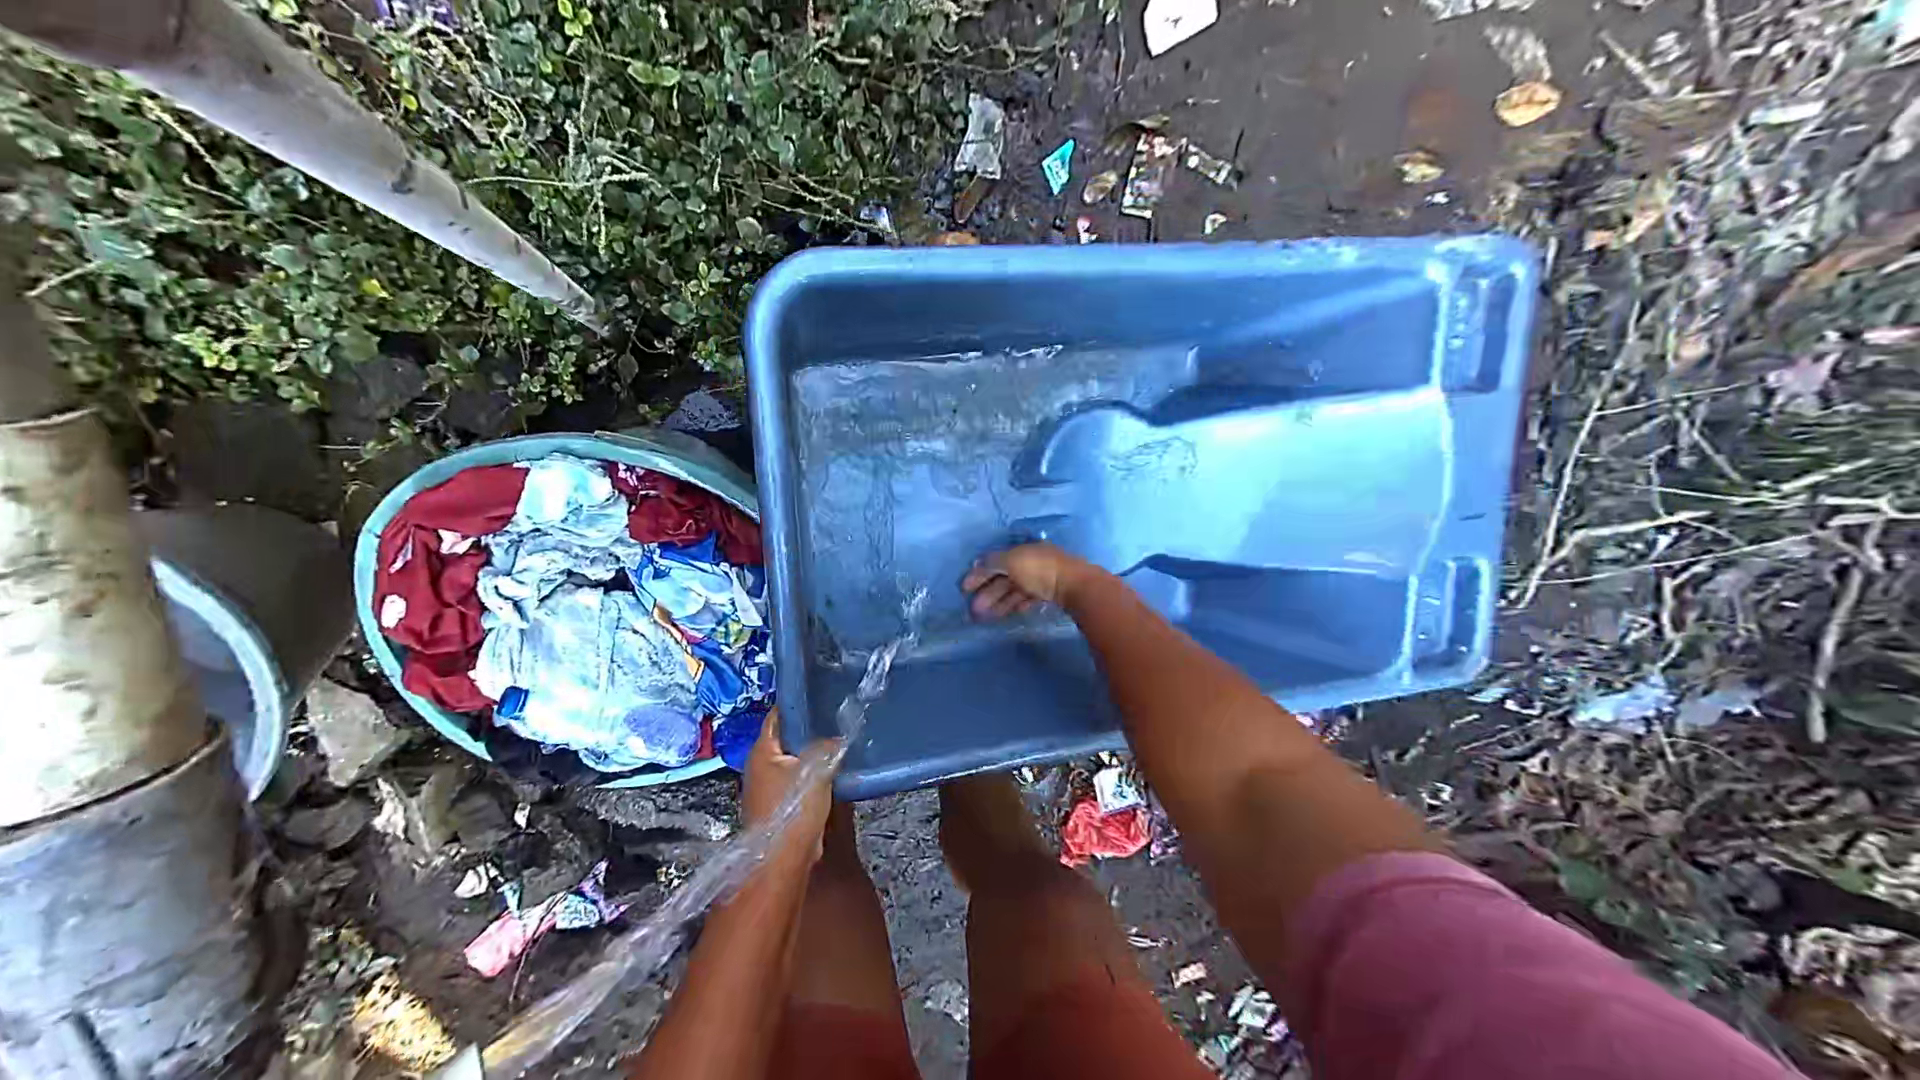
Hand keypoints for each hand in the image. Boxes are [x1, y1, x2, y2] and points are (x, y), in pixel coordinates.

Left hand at [741, 709, 836, 863]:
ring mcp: (769, 787)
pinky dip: (815, 776)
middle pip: (789, 738)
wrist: (782, 863)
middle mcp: (761, 765)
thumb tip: (838, 736)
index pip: (780, 714)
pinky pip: (800, 781)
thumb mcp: (816, 769)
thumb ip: (828, 747)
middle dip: (812, 730)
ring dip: (815, 756)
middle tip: (840, 719)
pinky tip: (836, 773)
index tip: (824, 694)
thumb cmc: (792, 810)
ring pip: (796, 761)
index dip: (800, 703)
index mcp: (763, 750)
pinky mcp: (780, 806)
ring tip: (843, 743)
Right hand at [961, 541, 1099, 618]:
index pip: (995, 561)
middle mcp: (1031, 562)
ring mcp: (1042, 578)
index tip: (964, 589)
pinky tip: (1009, 614)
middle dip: (988, 592)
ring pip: (1015, 590)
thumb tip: (976, 564)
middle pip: (1004, 577)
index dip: (979, 574)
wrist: (1076, 585)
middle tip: (974, 610)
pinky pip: (1028, 598)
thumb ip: (992, 562)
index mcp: (1022, 551)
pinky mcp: (1051, 593)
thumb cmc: (1040, 570)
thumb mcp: (1012, 561)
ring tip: (986, 617)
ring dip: (999, 602)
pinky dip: (1016, 604)